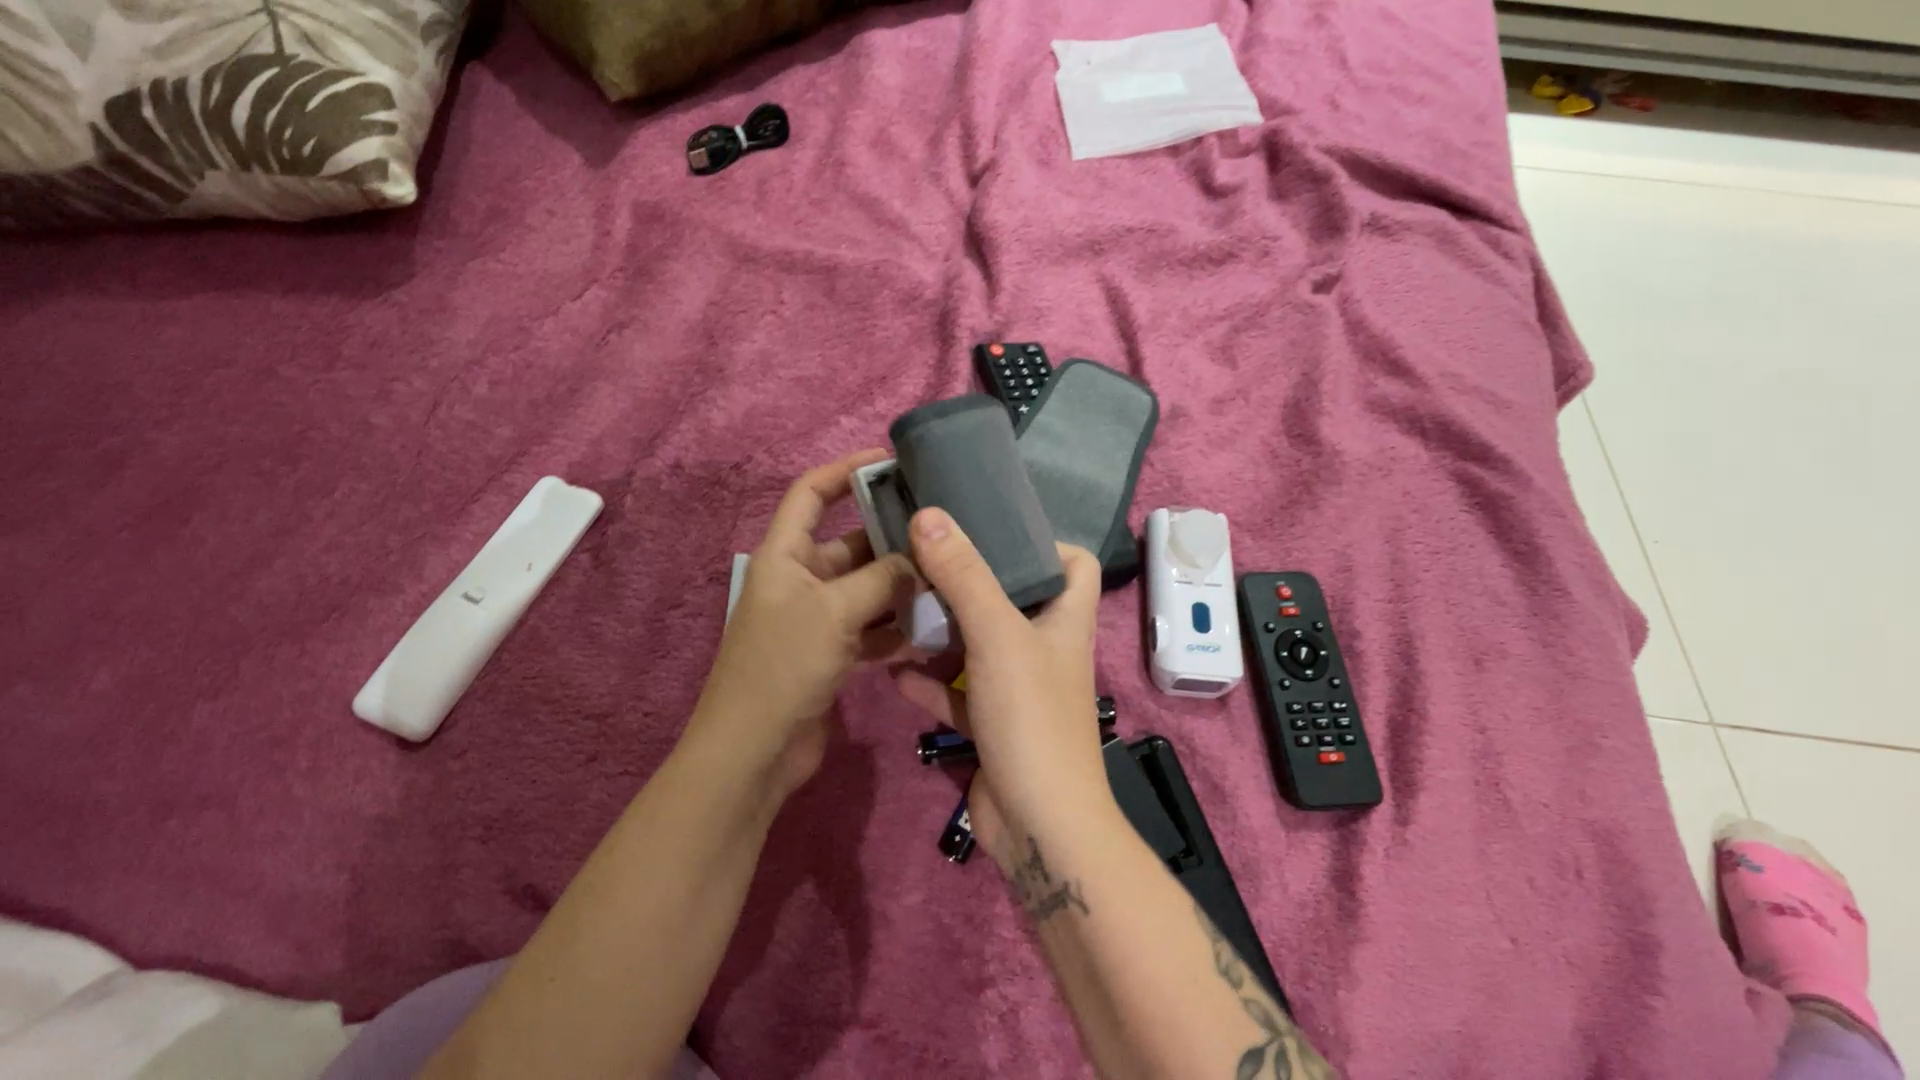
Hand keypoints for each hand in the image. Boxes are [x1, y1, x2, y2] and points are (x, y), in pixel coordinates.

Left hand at [690, 450, 914, 797]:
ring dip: (902, 588)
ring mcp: (816, 620)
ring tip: (951, 577)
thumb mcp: (834, 611)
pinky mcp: (831, 655)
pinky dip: (897, 628)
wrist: (754, 750)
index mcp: (784, 555)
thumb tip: (922, 559)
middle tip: (945, 531)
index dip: (846, 470)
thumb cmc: (784, 666)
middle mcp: (800, 581)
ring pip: (867, 590)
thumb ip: (883, 580)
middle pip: (851, 545)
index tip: (891, 460)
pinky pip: (871, 629)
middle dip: (893, 539)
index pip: (812, 494)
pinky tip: (934, 629)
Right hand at [893, 507, 1107, 863]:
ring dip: (942, 630)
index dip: (1044, 543)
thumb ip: (965, 577)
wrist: (1040, 825)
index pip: (1074, 564)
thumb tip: (930, 515)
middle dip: (971, 581)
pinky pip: (956, 693)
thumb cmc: (1032, 718)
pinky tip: (891, 669)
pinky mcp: (992, 726)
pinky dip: (928, 681)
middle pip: (1014, 600)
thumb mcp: (998, 637)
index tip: (991, 530)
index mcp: (1065, 621)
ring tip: (898, 604)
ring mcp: (1019, 691)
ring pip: (979, 647)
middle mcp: (1046, 650)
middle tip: (922, 558)